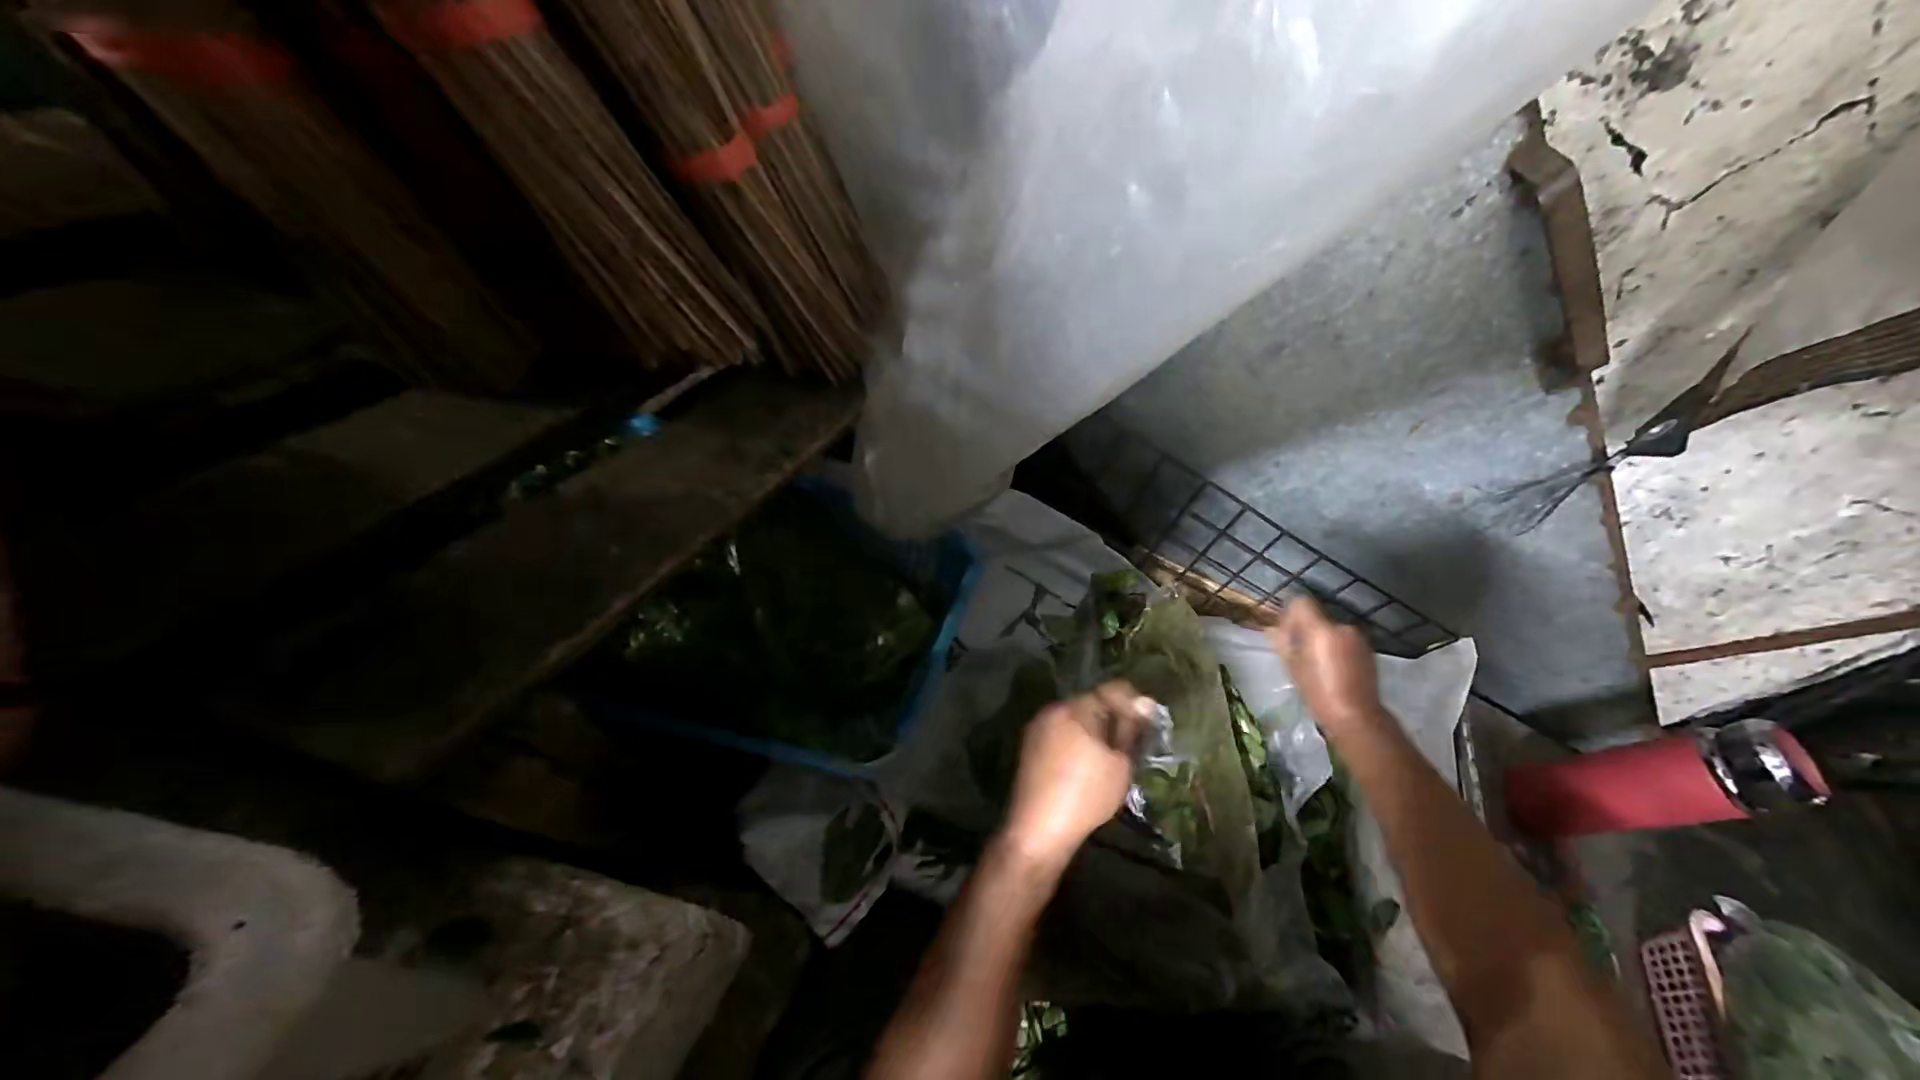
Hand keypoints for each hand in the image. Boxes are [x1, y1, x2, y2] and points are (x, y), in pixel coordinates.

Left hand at [1000, 681, 1155, 871]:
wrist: (1038, 830)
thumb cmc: (1085, 794)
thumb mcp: (1119, 763)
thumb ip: (1131, 730)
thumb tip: (1145, 704)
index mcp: (1072, 708)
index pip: (1110, 691)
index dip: (1133, 704)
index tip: (1148, 726)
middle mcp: (1051, 711)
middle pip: (1090, 703)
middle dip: (1112, 718)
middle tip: (1131, 744)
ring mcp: (1037, 729)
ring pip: (1075, 720)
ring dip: (1094, 732)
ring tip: (1111, 758)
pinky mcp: (1029, 748)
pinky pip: (1061, 736)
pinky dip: (1076, 744)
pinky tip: (1087, 768)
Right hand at [1264, 594, 1381, 731]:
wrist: (1357, 716)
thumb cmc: (1318, 692)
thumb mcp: (1293, 667)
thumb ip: (1283, 642)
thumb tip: (1273, 630)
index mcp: (1321, 630)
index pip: (1302, 602)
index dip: (1291, 613)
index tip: (1286, 632)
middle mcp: (1342, 627)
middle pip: (1317, 616)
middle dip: (1306, 629)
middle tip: (1299, 651)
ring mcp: (1358, 638)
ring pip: (1332, 629)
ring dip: (1323, 639)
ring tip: (1318, 663)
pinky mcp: (1368, 650)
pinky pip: (1345, 640)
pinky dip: (1337, 647)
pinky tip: (1334, 668)